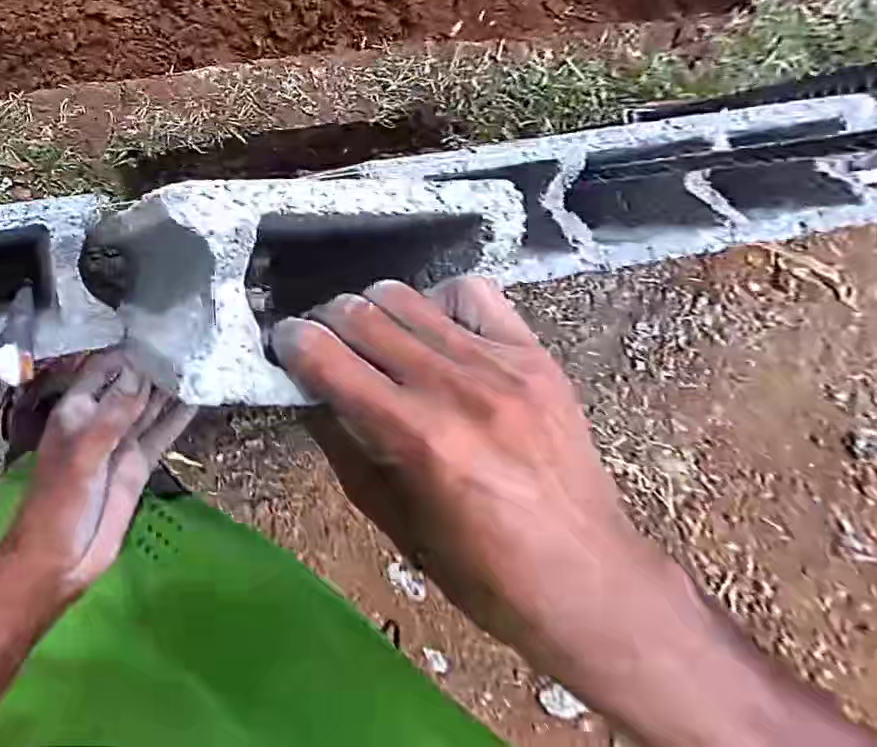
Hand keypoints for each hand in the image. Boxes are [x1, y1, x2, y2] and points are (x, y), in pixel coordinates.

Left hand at [0, 350, 195, 606]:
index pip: (102, 368)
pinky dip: (176, 419)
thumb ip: (112, 415)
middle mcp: (99, 419)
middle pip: (129, 384)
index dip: (126, 352)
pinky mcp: (137, 464)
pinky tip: (196, 401)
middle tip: (188, 342)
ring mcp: (119, 442)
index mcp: (77, 409)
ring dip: (168, 388)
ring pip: (147, 407)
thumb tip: (137, 371)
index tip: (156, 332)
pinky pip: (159, 435)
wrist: (59, 558)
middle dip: (152, 366)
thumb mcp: (83, 455)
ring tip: (198, 363)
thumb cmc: (59, 502)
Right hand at [270, 276, 660, 672]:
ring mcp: (500, 366)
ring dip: (370, 311)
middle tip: (324, 347)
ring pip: (401, 295)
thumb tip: (305, 385)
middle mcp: (454, 388)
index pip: (322, 353)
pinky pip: (470, 292)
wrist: (594, 584)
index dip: (288, 342)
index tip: (283, 348)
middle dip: (322, 323)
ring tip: (375, 339)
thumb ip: (339, 438)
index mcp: (414, 436)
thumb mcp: (386, 512)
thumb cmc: (478, 568)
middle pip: (355, 312)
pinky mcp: (535, 356)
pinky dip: (436, 302)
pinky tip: (435, 333)